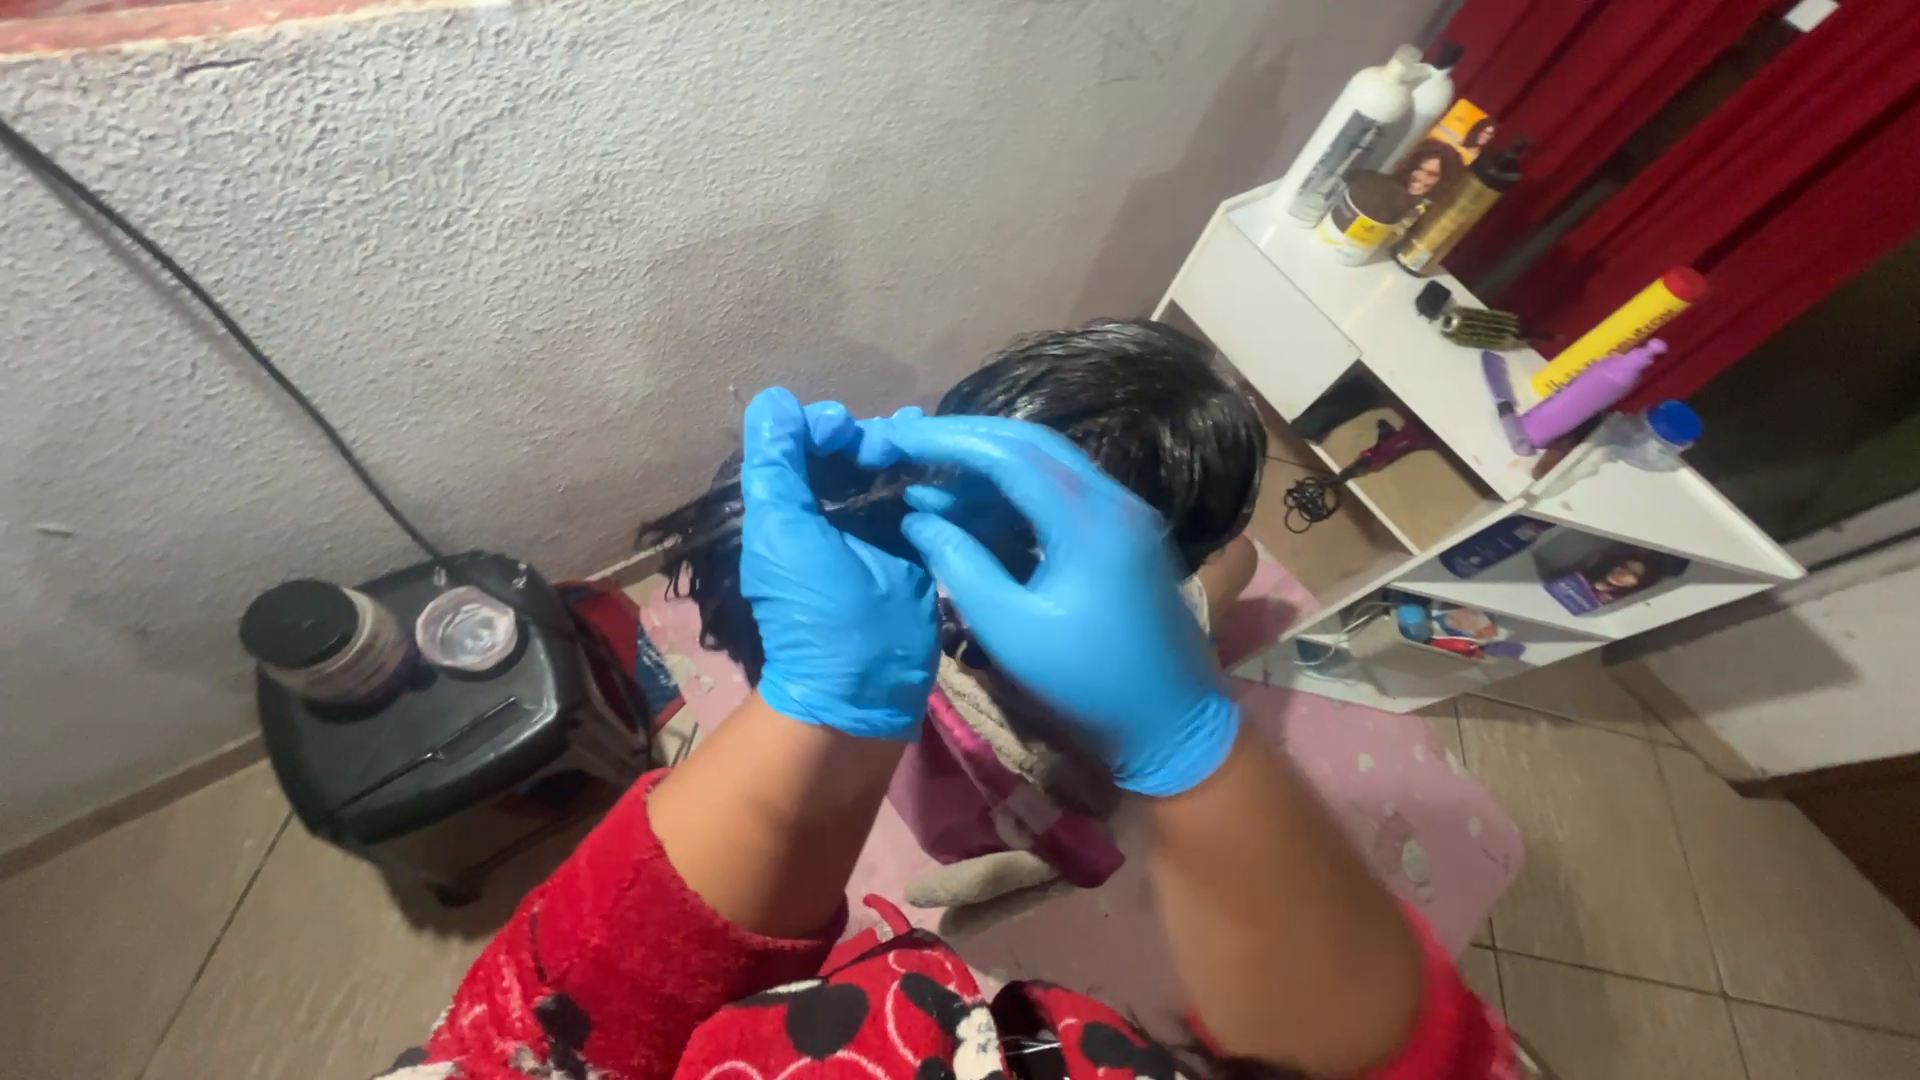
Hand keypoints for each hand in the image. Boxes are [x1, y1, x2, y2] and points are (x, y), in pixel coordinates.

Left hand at [739, 388, 936, 740]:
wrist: (867, 678)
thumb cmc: (815, 605)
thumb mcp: (782, 531)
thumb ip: (775, 465)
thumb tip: (774, 400)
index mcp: (790, 510)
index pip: (802, 447)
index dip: (819, 427)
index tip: (843, 428)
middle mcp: (830, 514)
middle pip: (846, 455)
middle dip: (863, 436)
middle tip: (884, 443)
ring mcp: (873, 530)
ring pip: (884, 472)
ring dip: (897, 448)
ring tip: (916, 434)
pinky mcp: (912, 545)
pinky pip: (917, 499)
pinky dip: (925, 476)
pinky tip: (938, 451)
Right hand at [860, 414, 1238, 794]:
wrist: (1175, 722)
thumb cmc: (1089, 684)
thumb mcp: (1011, 630)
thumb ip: (961, 566)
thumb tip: (918, 519)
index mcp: (1090, 520)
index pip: (1010, 454)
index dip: (949, 440)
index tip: (898, 436)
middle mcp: (1112, 500)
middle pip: (1030, 445)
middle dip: (966, 441)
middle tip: (910, 446)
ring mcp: (1121, 515)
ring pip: (1046, 469)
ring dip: (988, 473)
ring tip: (928, 487)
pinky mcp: (1120, 535)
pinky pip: (1060, 498)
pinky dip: (1013, 501)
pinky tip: (974, 516)